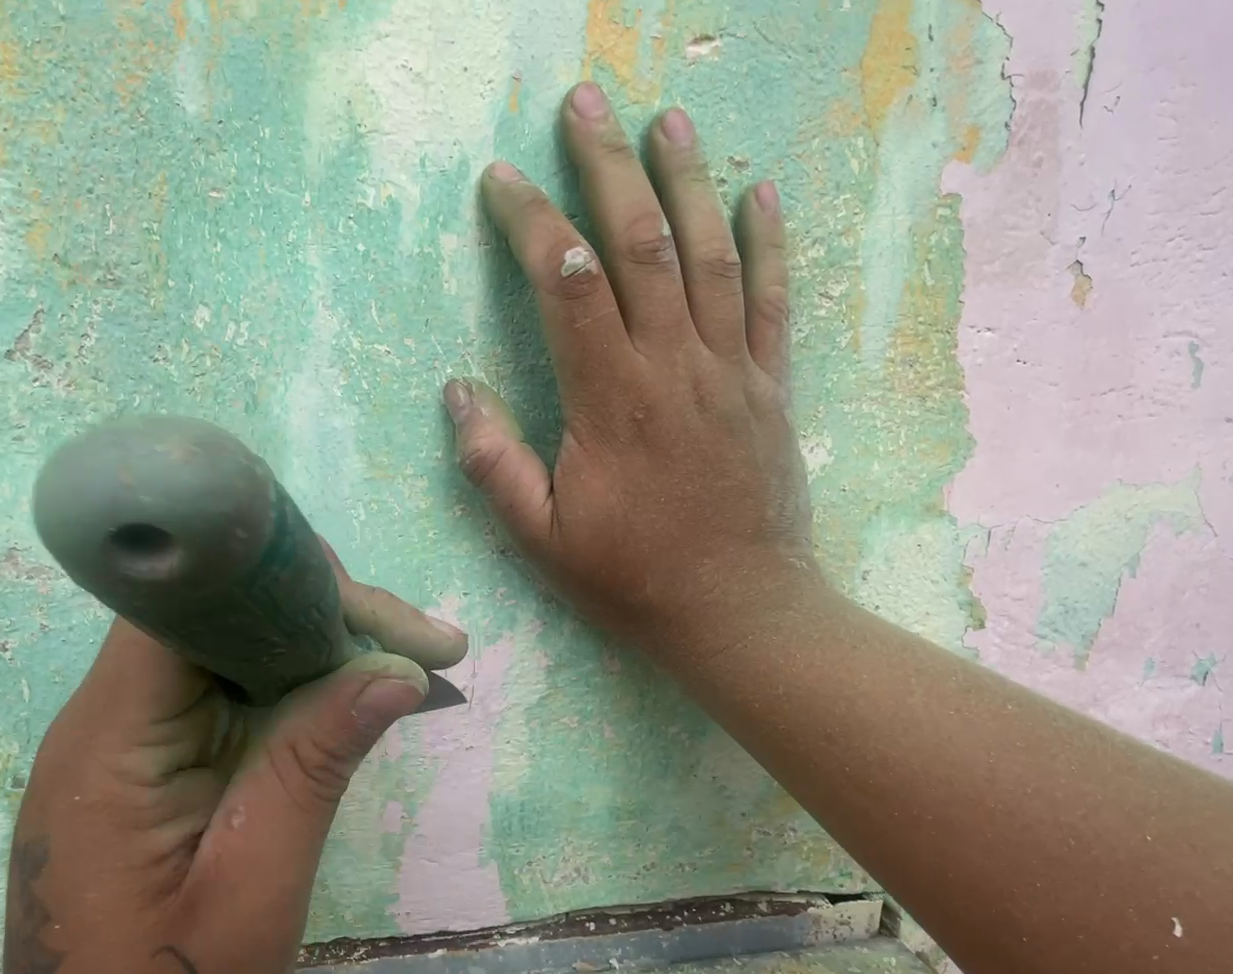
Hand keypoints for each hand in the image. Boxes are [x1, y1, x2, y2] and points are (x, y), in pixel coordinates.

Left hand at [0, 560, 466, 973]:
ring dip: (315, 652)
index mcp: (113, 737)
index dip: (283, 583)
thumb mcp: (255, 885)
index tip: (381, 614)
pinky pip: (221, 698)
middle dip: (321, 616)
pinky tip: (351, 701)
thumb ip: (315, 762)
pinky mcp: (146, 768)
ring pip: (225, 651)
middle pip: (213, 616)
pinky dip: (291, 692)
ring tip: (408, 663)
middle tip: (425, 645)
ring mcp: (123, 743)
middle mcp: (106, 719)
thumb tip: (397, 666)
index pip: (188, 604)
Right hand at [448, 81, 820, 671]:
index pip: (569, 285)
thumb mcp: (542, 539)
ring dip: (687, 180)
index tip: (503, 181)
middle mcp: (674, 366)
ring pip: (712, 254)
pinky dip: (769, 239)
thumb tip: (457, 391)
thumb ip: (495, 464)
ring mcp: (731, 370)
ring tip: (666, 120)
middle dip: (608, 167)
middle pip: (641, 244)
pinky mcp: (770, 385)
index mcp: (612, 400)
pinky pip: (775, 298)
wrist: (740, 611)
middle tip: (586, 103)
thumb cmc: (631, 578)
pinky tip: (758, 190)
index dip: (534, 223)